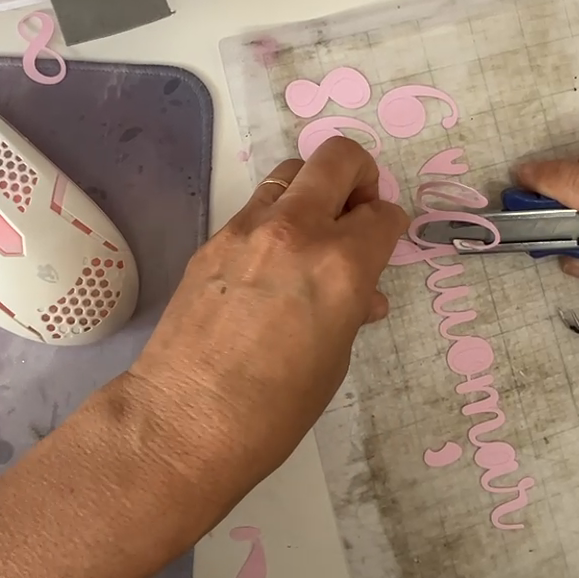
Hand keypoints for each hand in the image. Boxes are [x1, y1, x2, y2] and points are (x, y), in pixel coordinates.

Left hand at [125, 136, 409, 497]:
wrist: (186, 419)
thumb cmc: (277, 408)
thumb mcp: (335, 356)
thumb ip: (351, 305)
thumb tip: (361, 293)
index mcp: (341, 263)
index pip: (383, 213)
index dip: (391, 226)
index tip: (386, 241)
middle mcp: (297, 229)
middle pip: (338, 158)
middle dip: (359, 176)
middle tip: (356, 212)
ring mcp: (248, 227)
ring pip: (291, 171)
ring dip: (313, 190)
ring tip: (313, 233)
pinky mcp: (214, 238)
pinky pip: (257, 206)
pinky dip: (276, 218)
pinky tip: (271, 263)